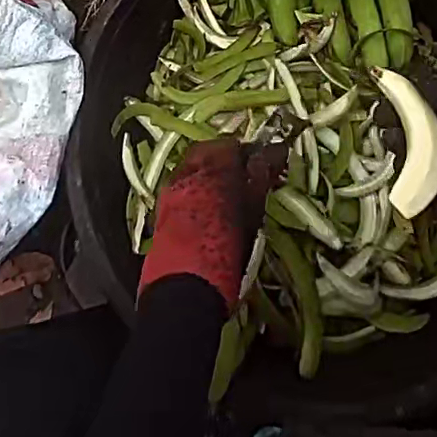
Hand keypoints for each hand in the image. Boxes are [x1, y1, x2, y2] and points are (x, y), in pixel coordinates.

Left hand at [139, 139, 285, 310]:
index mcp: (215, 167)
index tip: (263, 165)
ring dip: (209, 172)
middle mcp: (188, 171)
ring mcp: (171, 189)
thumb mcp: (253, 211)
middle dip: (226, 157)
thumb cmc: (226, 251)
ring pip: (192, 167)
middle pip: (208, 150)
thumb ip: (262, 177)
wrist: (183, 292)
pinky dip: (196, 188)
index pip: (235, 145)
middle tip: (244, 176)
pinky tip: (207, 208)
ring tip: (226, 192)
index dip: (251, 153)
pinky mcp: (160, 209)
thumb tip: (275, 152)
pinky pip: (182, 185)